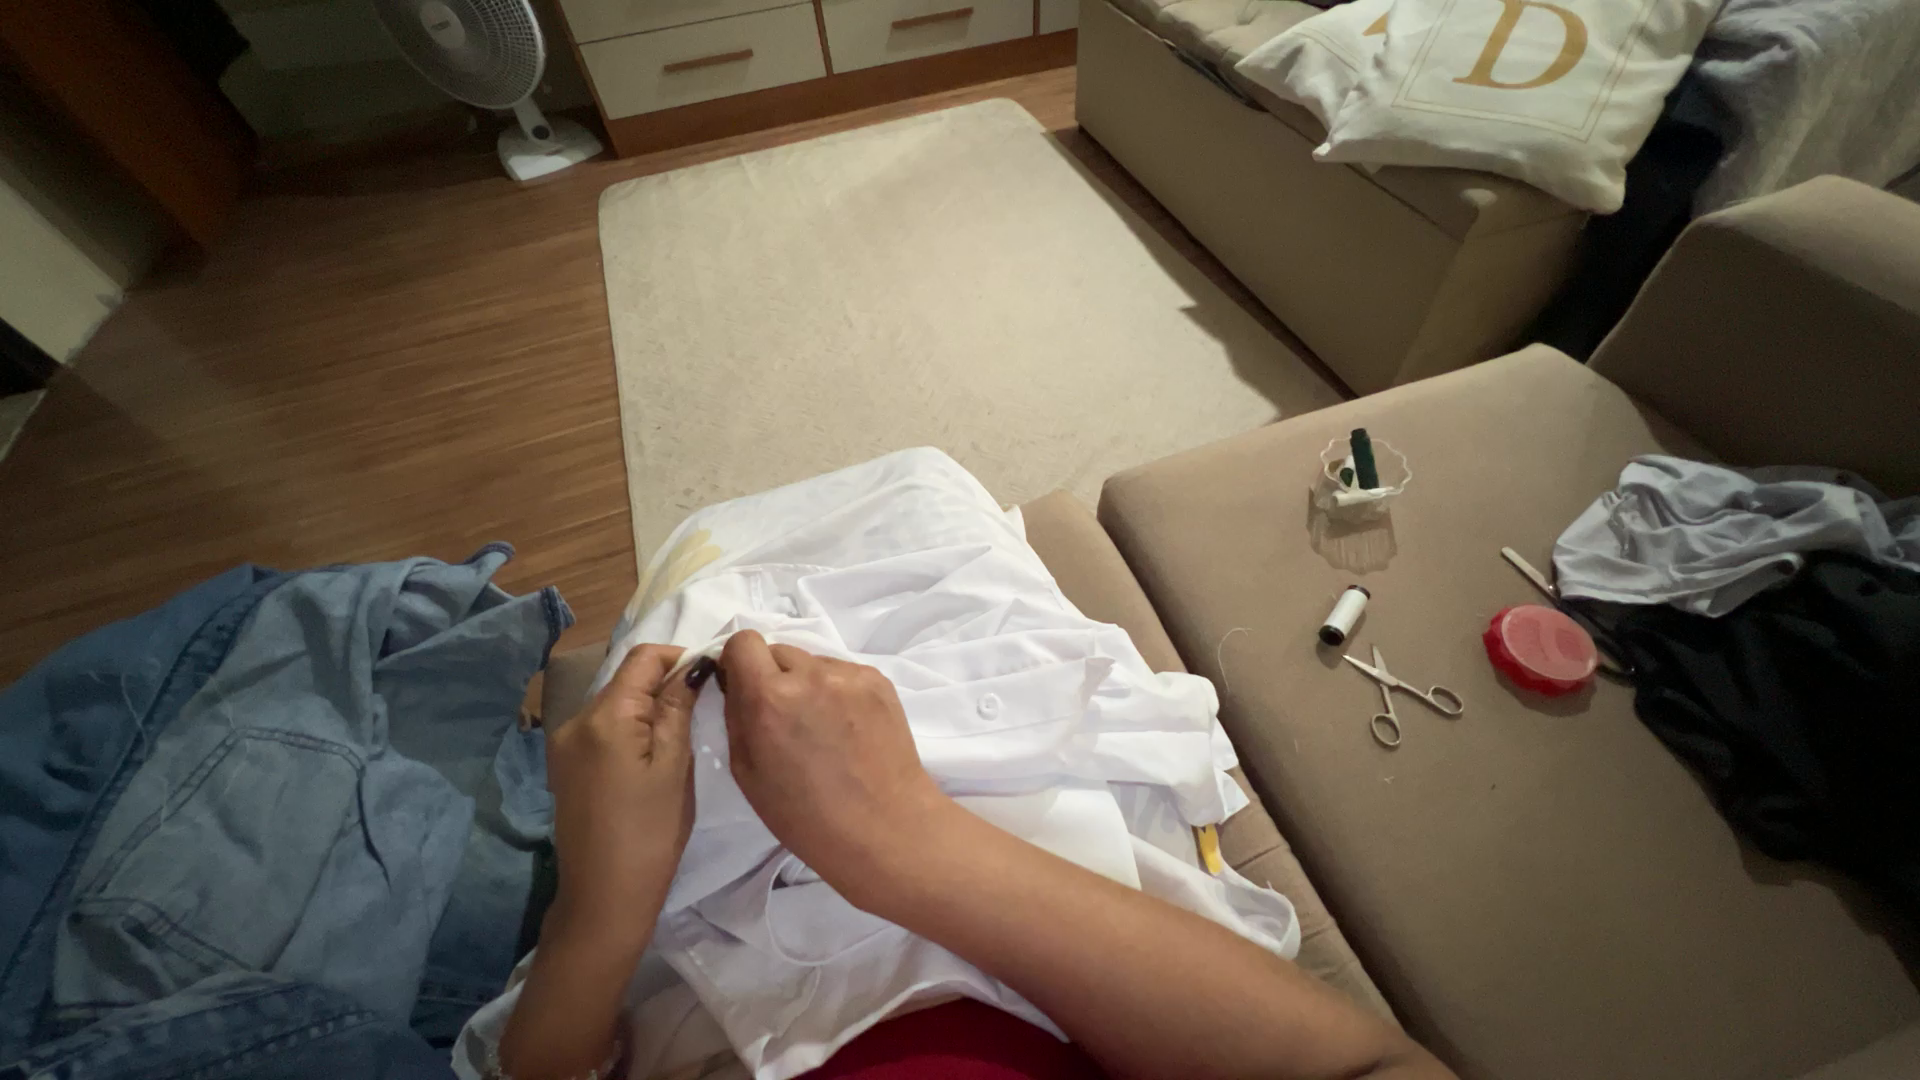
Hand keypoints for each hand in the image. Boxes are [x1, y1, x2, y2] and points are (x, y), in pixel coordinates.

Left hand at [544, 643, 709, 949]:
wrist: (604, 897)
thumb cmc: (651, 830)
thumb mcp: (675, 764)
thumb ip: (678, 707)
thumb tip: (693, 665)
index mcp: (604, 716)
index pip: (644, 658)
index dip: (681, 657)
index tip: (712, 676)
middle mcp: (576, 721)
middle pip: (628, 678)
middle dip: (667, 682)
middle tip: (704, 706)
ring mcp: (566, 744)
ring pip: (617, 702)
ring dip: (651, 705)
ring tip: (684, 731)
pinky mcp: (567, 765)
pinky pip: (605, 726)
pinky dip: (633, 726)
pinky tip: (655, 752)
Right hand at [717, 630, 950, 906]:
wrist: (883, 827)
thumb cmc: (804, 815)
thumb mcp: (747, 772)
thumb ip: (737, 715)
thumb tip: (737, 683)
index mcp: (770, 697)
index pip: (743, 642)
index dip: (739, 662)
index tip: (744, 686)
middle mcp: (810, 674)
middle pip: (778, 650)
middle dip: (773, 676)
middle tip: (784, 716)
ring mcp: (849, 674)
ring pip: (813, 662)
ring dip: (807, 683)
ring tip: (821, 727)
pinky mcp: (878, 679)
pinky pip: (843, 673)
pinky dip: (837, 691)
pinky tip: (846, 728)